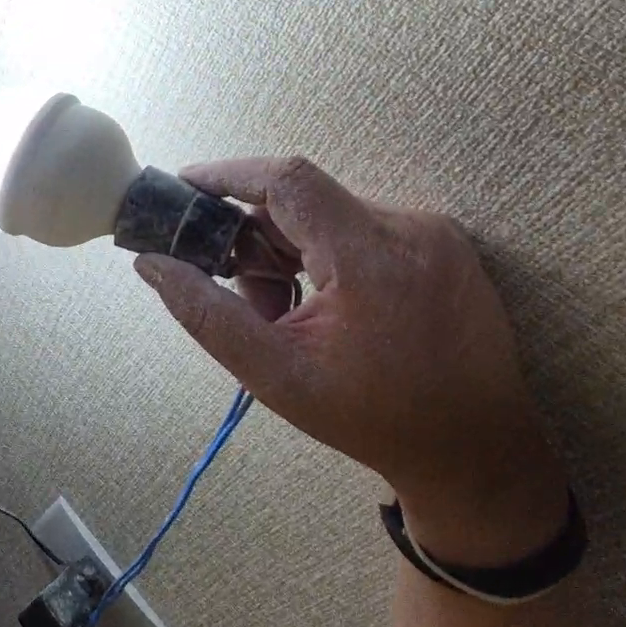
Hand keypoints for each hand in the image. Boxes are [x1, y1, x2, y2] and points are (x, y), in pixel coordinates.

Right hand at [137, 157, 570, 565]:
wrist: (476, 452)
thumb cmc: (371, 417)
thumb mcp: (271, 372)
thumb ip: (202, 311)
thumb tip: (149, 262)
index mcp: (372, 261)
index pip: (286, 181)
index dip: (226, 175)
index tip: (183, 186)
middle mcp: (411, 231)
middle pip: (299, 202)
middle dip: (254, 238)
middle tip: (244, 293)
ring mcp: (435, 235)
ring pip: (325, 214)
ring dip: (287, 251)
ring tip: (289, 314)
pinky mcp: (443, 244)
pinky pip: (356, 226)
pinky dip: (321, 254)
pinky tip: (322, 305)